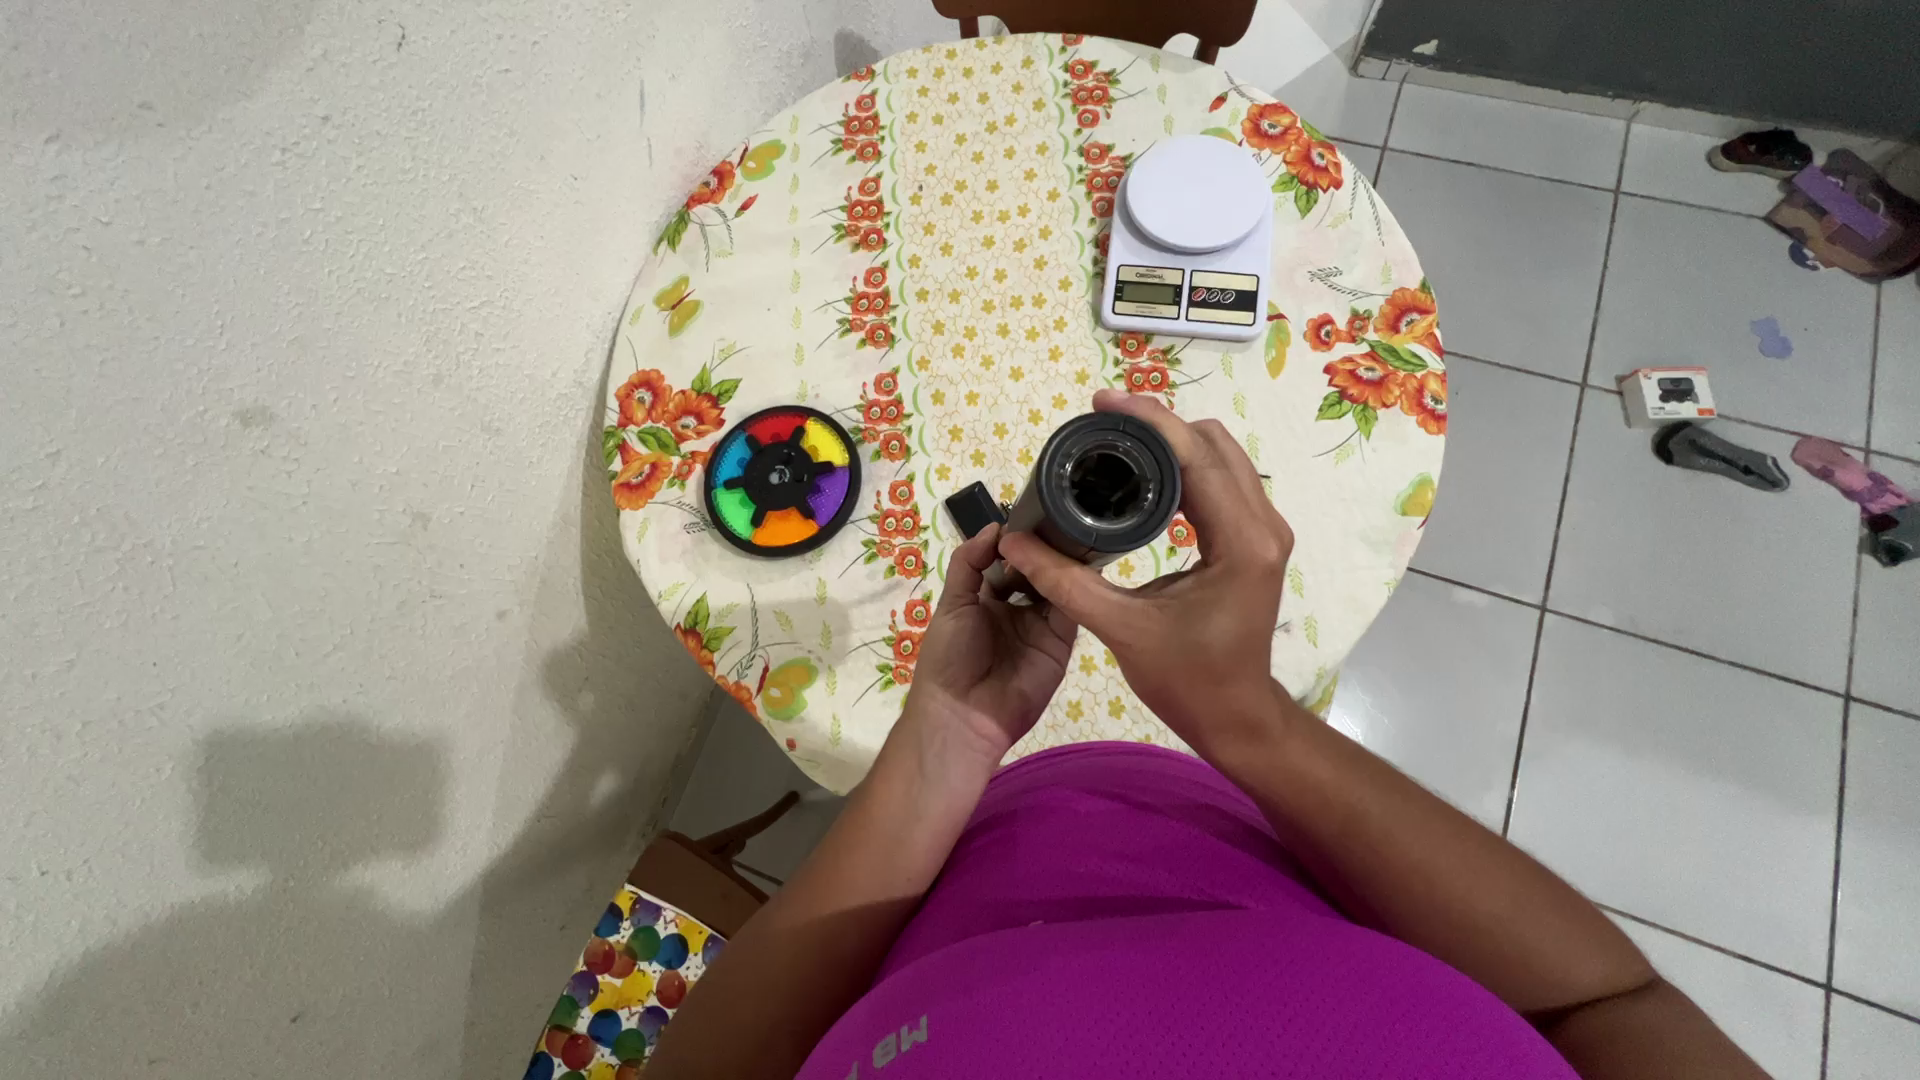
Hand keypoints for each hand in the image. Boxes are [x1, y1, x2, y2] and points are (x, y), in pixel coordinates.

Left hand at [897, 523, 1077, 770]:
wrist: (964, 713)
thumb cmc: (949, 656)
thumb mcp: (952, 602)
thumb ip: (970, 562)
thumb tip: (994, 526)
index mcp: (986, 599)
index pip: (1009, 562)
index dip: (1019, 540)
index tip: (1035, 512)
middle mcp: (1016, 610)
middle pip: (1037, 572)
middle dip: (1045, 549)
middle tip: (1062, 515)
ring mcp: (1040, 626)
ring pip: (1056, 586)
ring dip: (1061, 563)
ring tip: (1073, 530)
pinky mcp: (1060, 642)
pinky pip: (1071, 610)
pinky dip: (1074, 586)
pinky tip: (1080, 561)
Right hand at [998, 390, 1294, 755]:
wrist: (1235, 715)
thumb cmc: (1186, 680)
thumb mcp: (1120, 628)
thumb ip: (1065, 582)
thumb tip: (1014, 543)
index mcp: (1239, 543)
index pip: (1196, 457)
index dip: (1148, 422)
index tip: (1102, 402)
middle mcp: (1262, 526)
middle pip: (1213, 444)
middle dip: (1157, 424)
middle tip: (1102, 422)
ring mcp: (1264, 531)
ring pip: (1221, 456)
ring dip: (1172, 441)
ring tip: (1117, 437)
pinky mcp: (1254, 540)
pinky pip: (1222, 480)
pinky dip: (1184, 464)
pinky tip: (1145, 469)